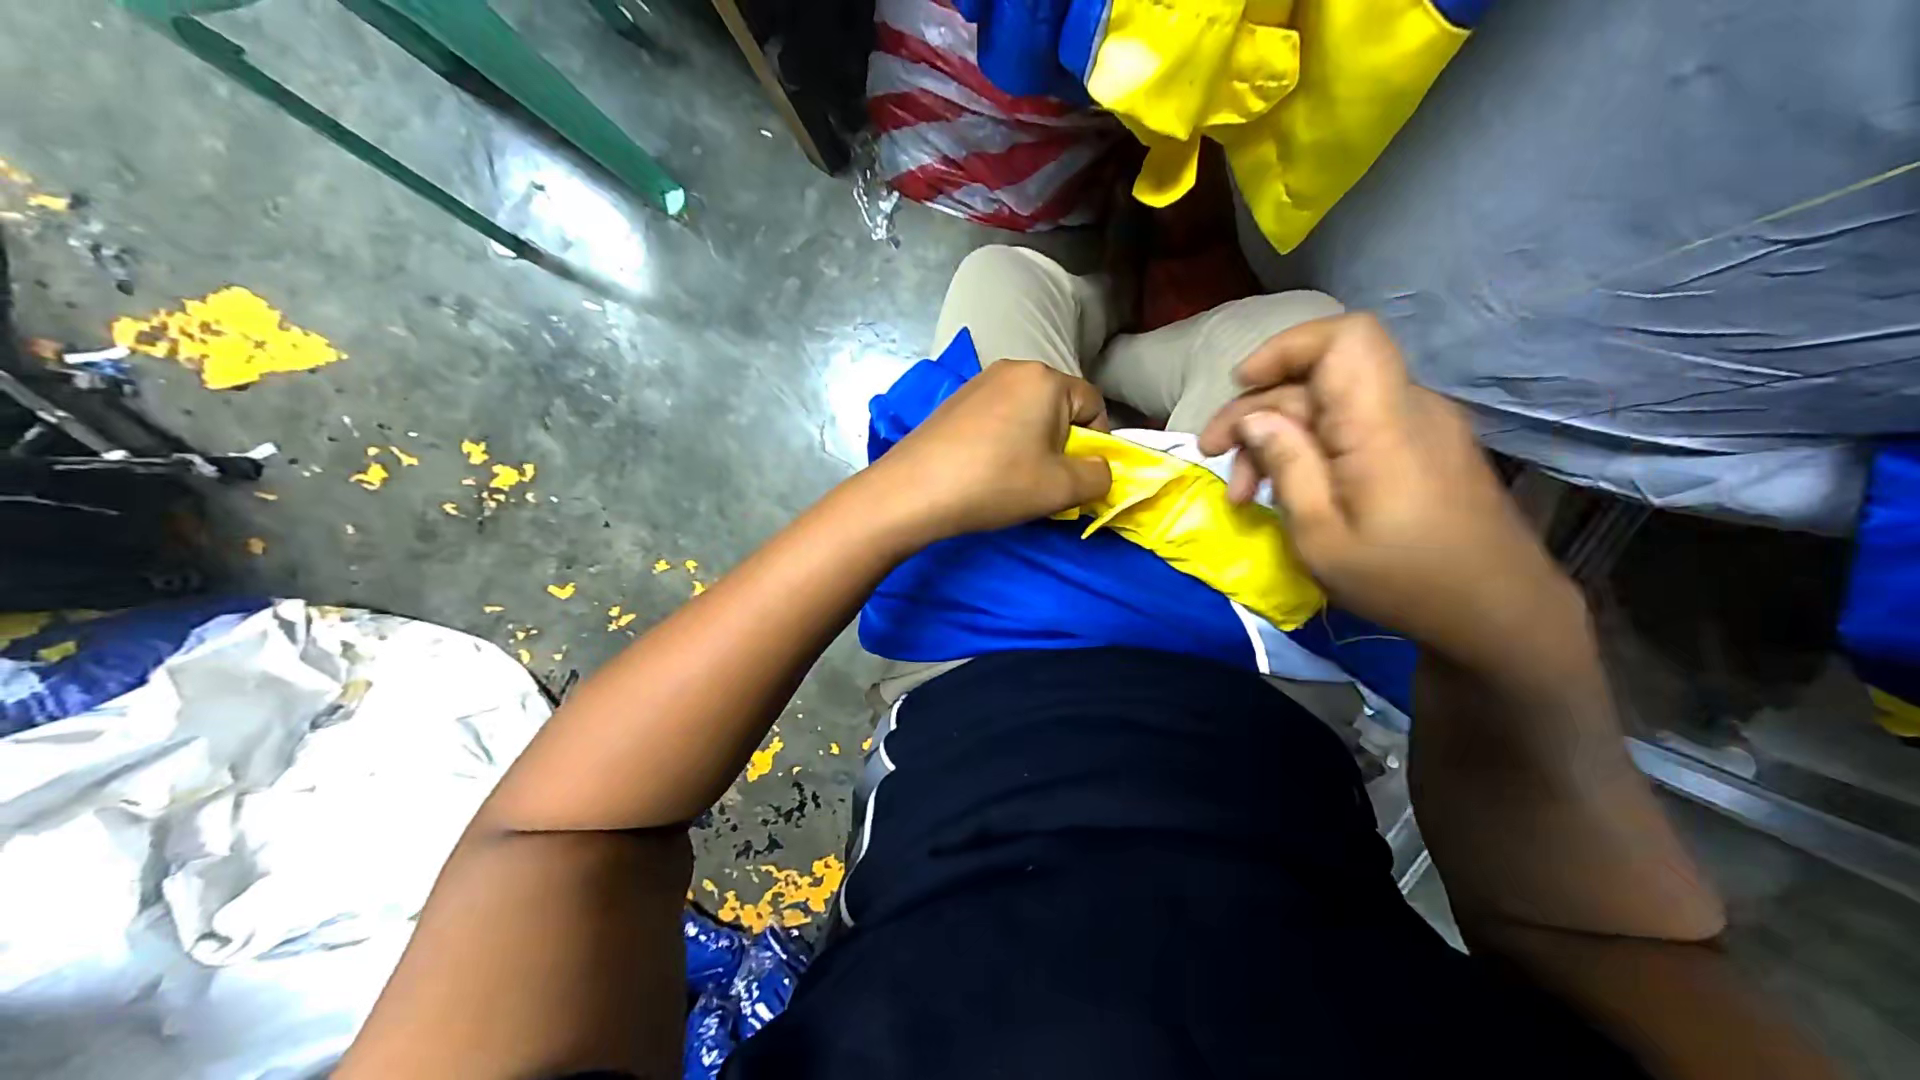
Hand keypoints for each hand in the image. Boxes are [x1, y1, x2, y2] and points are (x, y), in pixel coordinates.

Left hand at [867, 360, 1113, 541]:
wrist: (914, 490)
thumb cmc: (996, 483)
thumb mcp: (1062, 488)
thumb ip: (1100, 476)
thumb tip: (1102, 469)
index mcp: (1046, 379)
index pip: (1094, 404)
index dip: (1096, 443)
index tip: (1078, 475)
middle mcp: (1013, 368)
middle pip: (1059, 406)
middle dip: (1062, 443)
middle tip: (1045, 480)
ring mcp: (979, 381)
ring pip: (1027, 412)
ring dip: (1033, 443)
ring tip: (1013, 477)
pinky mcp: (955, 400)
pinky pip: (998, 416)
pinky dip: (1004, 440)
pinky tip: (986, 468)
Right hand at [1197, 314, 1580, 674]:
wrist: (1499, 612)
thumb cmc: (1403, 581)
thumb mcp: (1322, 537)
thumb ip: (1287, 467)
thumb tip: (1254, 419)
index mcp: (1383, 425)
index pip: (1344, 339)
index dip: (1287, 347)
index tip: (1241, 386)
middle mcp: (1406, 409)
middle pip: (1318, 378)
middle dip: (1256, 412)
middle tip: (1216, 460)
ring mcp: (1419, 425)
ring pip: (1330, 404)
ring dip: (1278, 436)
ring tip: (1244, 491)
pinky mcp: (1421, 446)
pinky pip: (1354, 425)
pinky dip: (1311, 445)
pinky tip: (1288, 486)